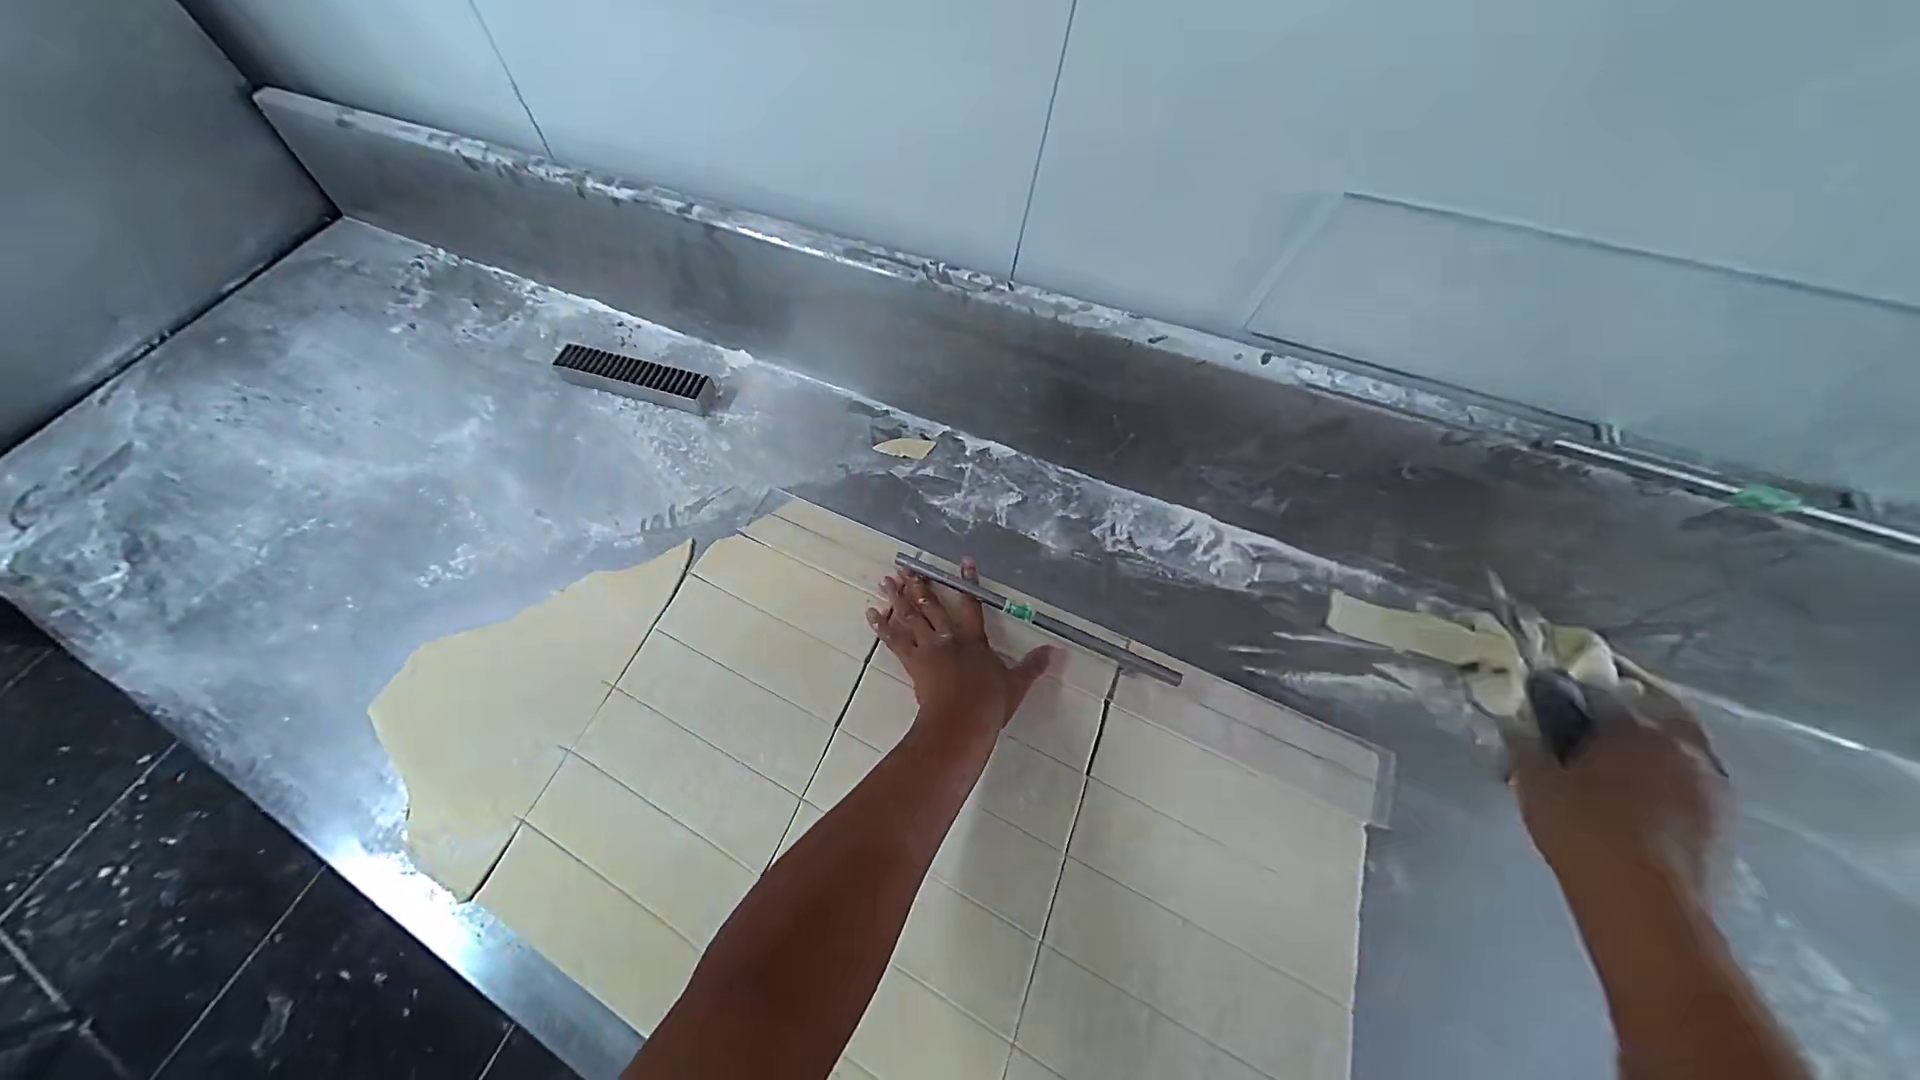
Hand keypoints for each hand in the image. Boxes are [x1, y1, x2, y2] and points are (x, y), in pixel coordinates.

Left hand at [866, 557, 1053, 749]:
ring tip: (886, 581)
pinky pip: (895, 640)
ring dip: (898, 597)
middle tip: (906, 567)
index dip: (969, 582)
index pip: (972, 604)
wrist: (961, 722)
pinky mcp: (913, 662)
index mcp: (974, 640)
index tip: (964, 561)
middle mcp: (949, 638)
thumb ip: (1033, 665)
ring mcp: (929, 649)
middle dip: (920, 584)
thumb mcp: (1016, 684)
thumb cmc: (989, 704)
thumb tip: (1056, 652)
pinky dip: (883, 626)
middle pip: (932, 605)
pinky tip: (872, 613)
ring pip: (911, 616)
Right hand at [1510, 660, 1729, 898]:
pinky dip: (1665, 775)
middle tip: (1593, 716)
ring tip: (1613, 757)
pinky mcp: (1724, 821)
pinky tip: (1637, 791)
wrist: (1645, 902)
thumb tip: (1517, 724)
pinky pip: (1690, 780)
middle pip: (1658, 710)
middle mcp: (1685, 749)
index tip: (1550, 691)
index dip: (1571, 689)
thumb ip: (1526, 745)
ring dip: (1651, 744)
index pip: (1600, 692)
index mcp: (1637, 730)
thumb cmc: (1583, 829)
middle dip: (1628, 707)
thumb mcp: (1535, 781)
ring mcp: (1714, 787)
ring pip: (1680, 747)